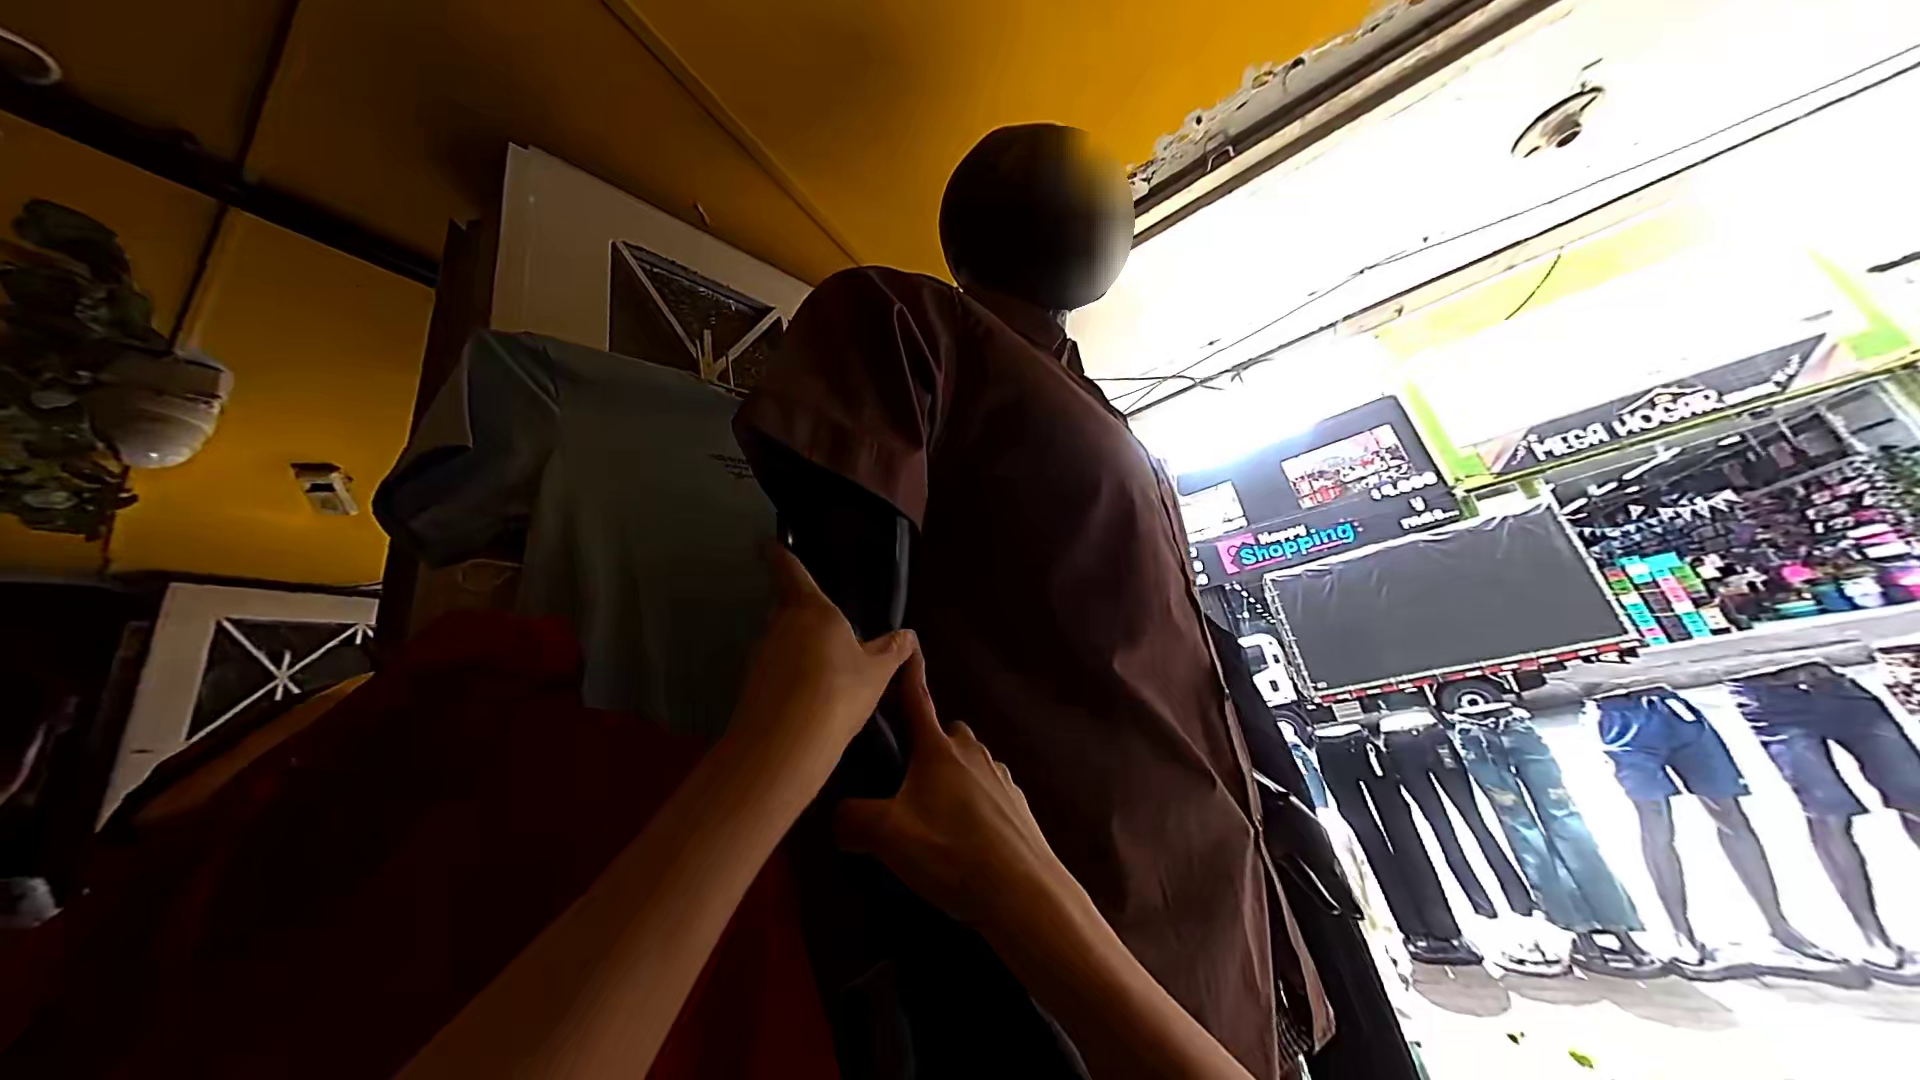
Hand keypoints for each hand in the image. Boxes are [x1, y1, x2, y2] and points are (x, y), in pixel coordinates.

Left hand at [730, 544, 916, 773]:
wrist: (786, 744)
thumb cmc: (839, 691)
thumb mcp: (877, 672)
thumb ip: (892, 650)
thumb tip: (908, 634)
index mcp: (811, 610)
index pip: (790, 572)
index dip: (777, 555)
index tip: (764, 543)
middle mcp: (779, 626)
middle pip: (786, 610)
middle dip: (801, 614)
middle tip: (826, 629)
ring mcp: (760, 657)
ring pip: (781, 643)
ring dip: (797, 651)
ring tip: (825, 673)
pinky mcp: (751, 687)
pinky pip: (775, 672)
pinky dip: (790, 677)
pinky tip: (809, 699)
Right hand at [834, 654, 1080, 931]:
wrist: (1022, 891)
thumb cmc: (951, 851)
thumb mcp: (887, 836)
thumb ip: (853, 821)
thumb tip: (838, 819)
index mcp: (938, 750)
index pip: (916, 700)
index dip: (908, 674)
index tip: (908, 646)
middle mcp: (972, 753)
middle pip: (948, 733)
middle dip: (931, 744)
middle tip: (911, 779)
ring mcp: (1001, 777)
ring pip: (972, 761)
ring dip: (956, 775)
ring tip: (938, 814)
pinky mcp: (1019, 805)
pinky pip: (992, 790)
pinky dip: (978, 802)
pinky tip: (968, 835)